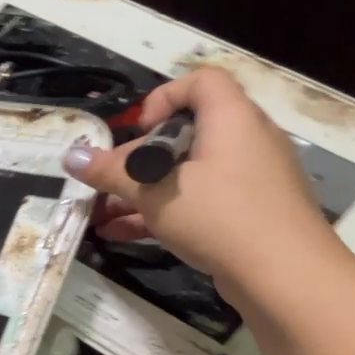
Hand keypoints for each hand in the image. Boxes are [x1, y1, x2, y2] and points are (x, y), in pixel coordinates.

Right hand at [62, 66, 342, 288]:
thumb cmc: (220, 216)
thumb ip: (111, 173)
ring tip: (102, 214)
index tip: (137, 131)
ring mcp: (248, 176)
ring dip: (140, 189)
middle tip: (108, 184)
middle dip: (136, 157)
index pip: (201, 82)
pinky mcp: (245, 208)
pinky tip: (121, 232)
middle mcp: (245, 140)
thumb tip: (71, 157)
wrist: (283, 272)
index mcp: (231, 120)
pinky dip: (160, 209)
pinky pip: (196, 197)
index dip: (163, 97)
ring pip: (185, 170)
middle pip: (184, 131)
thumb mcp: (154, 192)